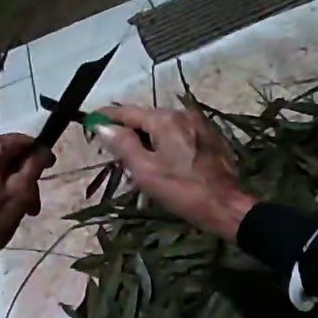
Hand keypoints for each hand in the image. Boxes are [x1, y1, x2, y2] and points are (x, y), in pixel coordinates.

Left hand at [0, 132, 52, 297]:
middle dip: (23, 177)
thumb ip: (34, 165)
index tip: (50, 170)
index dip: (40, 155)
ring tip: (18, 212)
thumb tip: (43, 150)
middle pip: (5, 155)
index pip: (21, 141)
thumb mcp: (20, 193)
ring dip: (9, 186)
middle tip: (33, 204)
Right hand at [95, 105, 255, 240]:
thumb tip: (102, 125)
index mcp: (165, 119)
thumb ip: (123, 145)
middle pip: (145, 118)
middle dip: (127, 132)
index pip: (127, 112)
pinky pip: (177, 135)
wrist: (227, 206)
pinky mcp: (208, 138)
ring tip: (134, 161)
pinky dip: (163, 144)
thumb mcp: (145, 171)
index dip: (107, 116)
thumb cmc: (182, 190)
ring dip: (146, 140)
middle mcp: (182, 114)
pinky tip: (159, 163)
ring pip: (162, 127)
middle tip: (111, 150)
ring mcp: (198, 125)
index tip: (90, 120)